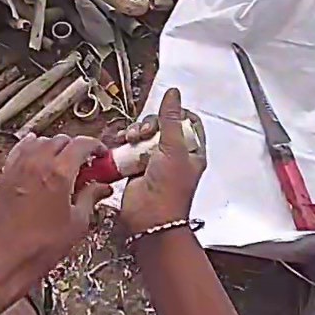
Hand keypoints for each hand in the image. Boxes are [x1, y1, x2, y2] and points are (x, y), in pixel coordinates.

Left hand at [0, 134, 112, 298]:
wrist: (6, 258)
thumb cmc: (40, 246)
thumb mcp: (77, 223)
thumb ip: (91, 198)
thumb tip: (101, 188)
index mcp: (59, 173)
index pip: (82, 144)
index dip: (96, 146)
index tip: (100, 155)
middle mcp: (38, 164)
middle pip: (62, 140)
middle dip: (77, 148)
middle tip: (86, 164)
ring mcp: (20, 167)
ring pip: (42, 141)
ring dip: (55, 147)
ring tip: (63, 163)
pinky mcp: (8, 174)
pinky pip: (21, 149)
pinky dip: (33, 148)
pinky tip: (39, 158)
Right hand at [118, 89, 205, 232]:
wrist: (148, 219)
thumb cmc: (169, 190)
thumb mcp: (173, 148)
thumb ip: (171, 119)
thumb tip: (173, 94)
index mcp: (192, 151)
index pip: (189, 122)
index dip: (177, 112)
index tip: (165, 110)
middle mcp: (175, 155)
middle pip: (163, 125)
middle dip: (151, 124)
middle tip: (144, 132)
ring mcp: (155, 161)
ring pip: (145, 134)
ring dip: (135, 132)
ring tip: (131, 138)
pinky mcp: (138, 167)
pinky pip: (131, 147)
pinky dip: (125, 143)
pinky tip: (122, 143)